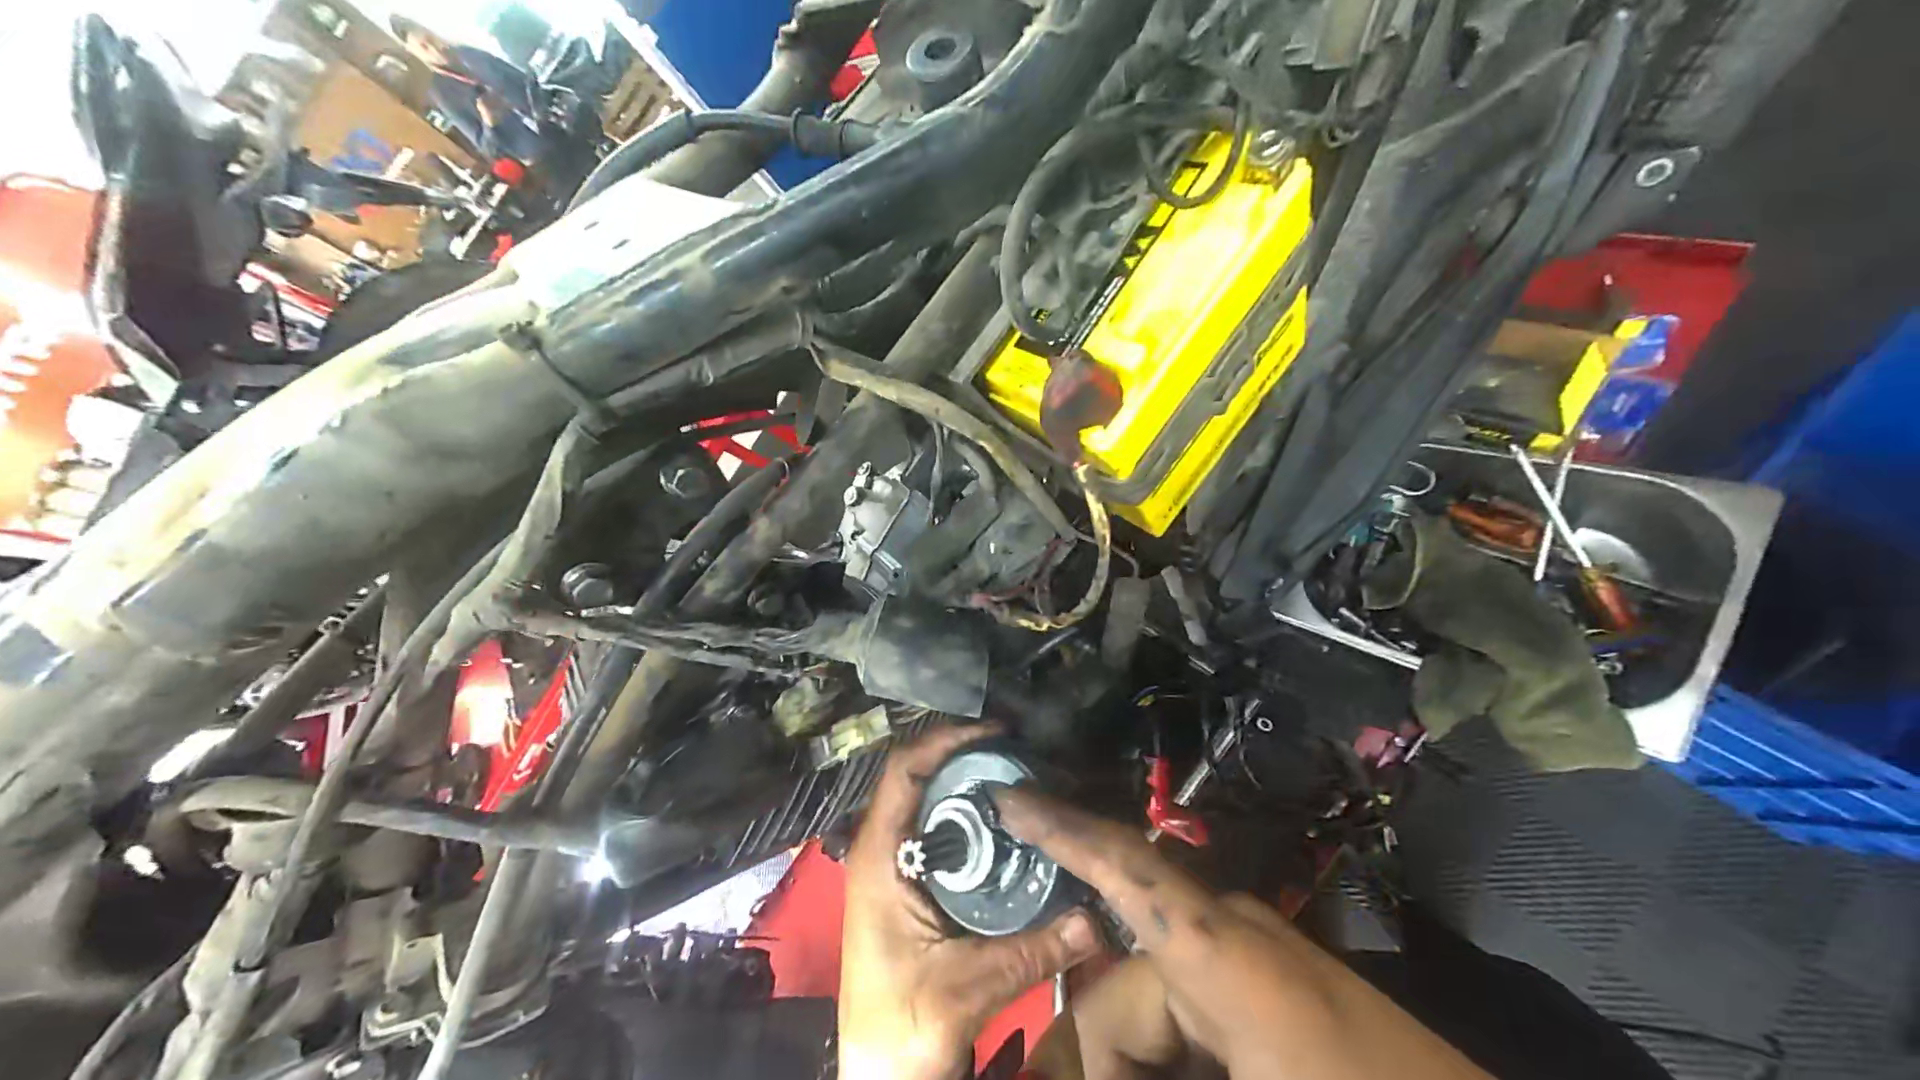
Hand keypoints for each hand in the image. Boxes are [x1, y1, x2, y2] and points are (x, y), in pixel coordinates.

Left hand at [839, 725, 1101, 1079]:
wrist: (882, 1069)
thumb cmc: (907, 1024)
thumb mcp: (971, 986)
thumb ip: (1034, 951)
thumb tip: (1096, 918)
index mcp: (880, 856)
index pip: (903, 771)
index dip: (945, 741)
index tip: (994, 732)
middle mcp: (880, 847)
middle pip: (916, 776)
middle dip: (963, 754)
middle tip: (1017, 750)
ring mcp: (891, 863)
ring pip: (925, 800)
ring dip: (964, 781)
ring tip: (1016, 773)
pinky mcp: (905, 881)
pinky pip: (934, 828)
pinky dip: (965, 813)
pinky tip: (1004, 823)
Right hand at [996, 787, 1492, 1079]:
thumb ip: (1124, 1046)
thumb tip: (1063, 1053)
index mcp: (1219, 953)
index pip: (1119, 862)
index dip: (1053, 825)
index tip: (1000, 799)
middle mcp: (1225, 938)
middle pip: (1118, 990)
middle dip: (1100, 1059)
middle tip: (1084, 1076)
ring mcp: (1249, 962)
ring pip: (1149, 1009)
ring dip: (1136, 1062)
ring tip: (1144, 1075)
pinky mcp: (1265, 988)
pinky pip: (1187, 1014)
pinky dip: (1167, 1053)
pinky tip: (1182, 1067)